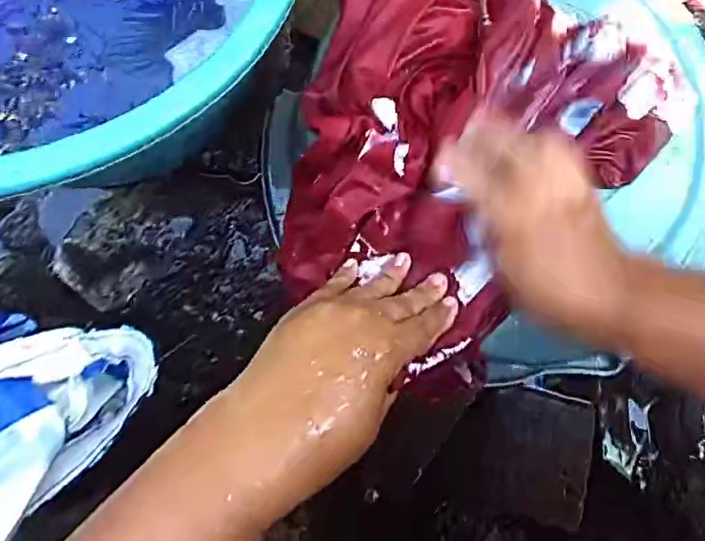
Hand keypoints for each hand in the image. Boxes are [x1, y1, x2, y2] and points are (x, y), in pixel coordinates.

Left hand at [204, 256, 455, 510]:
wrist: (250, 441)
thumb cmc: (317, 444)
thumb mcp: (371, 422)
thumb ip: (387, 387)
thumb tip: (390, 373)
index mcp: (390, 348)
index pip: (425, 327)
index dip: (441, 315)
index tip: (453, 302)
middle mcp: (366, 321)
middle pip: (403, 302)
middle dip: (423, 291)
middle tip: (440, 277)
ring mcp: (334, 312)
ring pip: (371, 285)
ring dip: (390, 274)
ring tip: (404, 260)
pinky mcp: (303, 312)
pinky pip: (333, 285)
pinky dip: (346, 275)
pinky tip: (355, 266)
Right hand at [436, 118, 633, 341]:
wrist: (610, 289)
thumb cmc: (551, 293)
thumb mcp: (505, 271)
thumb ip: (489, 232)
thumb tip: (479, 205)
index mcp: (510, 214)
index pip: (474, 175)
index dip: (453, 160)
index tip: (442, 154)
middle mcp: (536, 187)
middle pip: (505, 143)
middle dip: (481, 132)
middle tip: (466, 133)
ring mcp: (562, 177)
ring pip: (534, 137)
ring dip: (512, 132)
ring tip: (497, 136)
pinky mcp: (582, 176)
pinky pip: (558, 145)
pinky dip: (541, 140)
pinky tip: (533, 146)